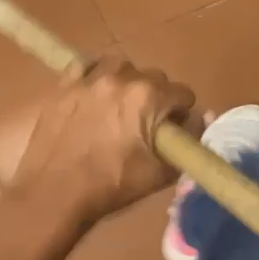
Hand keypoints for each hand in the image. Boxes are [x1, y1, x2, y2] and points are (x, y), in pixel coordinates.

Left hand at [9, 57, 199, 227]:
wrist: (54, 195)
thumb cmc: (113, 185)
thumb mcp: (164, 171)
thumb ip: (191, 140)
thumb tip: (205, 117)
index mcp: (151, 96)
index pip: (184, 94)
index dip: (182, 114)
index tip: (171, 132)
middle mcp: (124, 78)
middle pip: (155, 77)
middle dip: (157, 97)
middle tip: (146, 123)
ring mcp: (90, 79)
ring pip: (122, 66)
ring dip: (128, 81)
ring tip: (121, 105)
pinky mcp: (64, 86)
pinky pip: (86, 64)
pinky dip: (96, 73)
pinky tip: (96, 93)